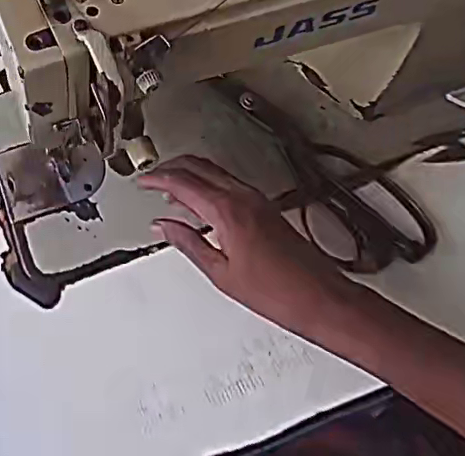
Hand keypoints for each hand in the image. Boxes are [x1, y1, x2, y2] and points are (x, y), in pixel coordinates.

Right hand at [139, 156, 362, 337]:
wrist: (322, 299)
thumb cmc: (280, 293)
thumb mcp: (221, 273)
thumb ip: (188, 242)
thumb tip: (164, 225)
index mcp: (226, 210)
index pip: (181, 181)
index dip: (156, 178)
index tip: (142, 181)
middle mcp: (241, 196)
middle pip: (196, 165)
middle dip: (169, 167)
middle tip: (151, 178)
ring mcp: (255, 198)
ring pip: (211, 169)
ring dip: (187, 173)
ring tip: (169, 189)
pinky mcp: (264, 204)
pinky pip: (226, 181)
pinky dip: (205, 182)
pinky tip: (199, 201)